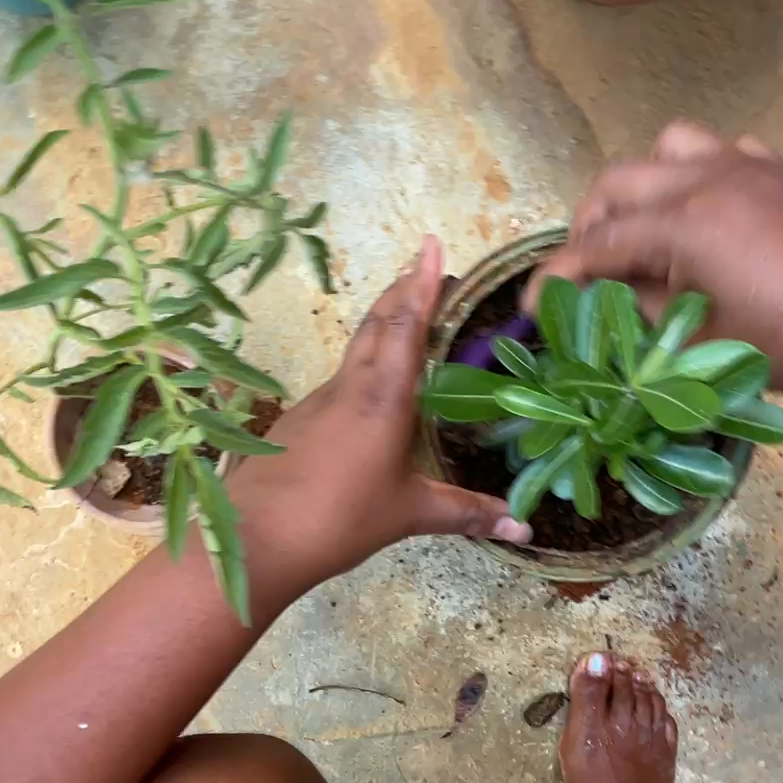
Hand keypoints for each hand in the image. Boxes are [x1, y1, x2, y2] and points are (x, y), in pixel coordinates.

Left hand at [224, 237, 532, 589]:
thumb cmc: (342, 519)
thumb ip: (466, 513)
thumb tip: (524, 531)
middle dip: (401, 290)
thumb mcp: (410, 514)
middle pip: (375, 324)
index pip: (405, 326)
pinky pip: (338, 382)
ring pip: (354, 351)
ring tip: (402, 314)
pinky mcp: (297, 422)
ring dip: (379, 324)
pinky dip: (360, 367)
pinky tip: (368, 391)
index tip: (430, 244)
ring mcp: (316, 402)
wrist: (257, 538)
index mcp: (382, 397)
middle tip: (422, 266)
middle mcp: (347, 388)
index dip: (421, 284)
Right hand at [532, 120, 782, 406]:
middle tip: (584, 276)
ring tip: (639, 236)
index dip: (555, 279)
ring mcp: (748, 166)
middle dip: (587, 228)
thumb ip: (633, 308)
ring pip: (666, 148)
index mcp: (684, 221)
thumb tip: (591, 299)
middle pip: (616, 183)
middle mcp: (708, 176)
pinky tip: (701, 218)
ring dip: (638, 189)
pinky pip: (720, 151)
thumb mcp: (694, 339)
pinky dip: (693, 176)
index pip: (595, 245)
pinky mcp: (780, 173)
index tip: (531, 312)